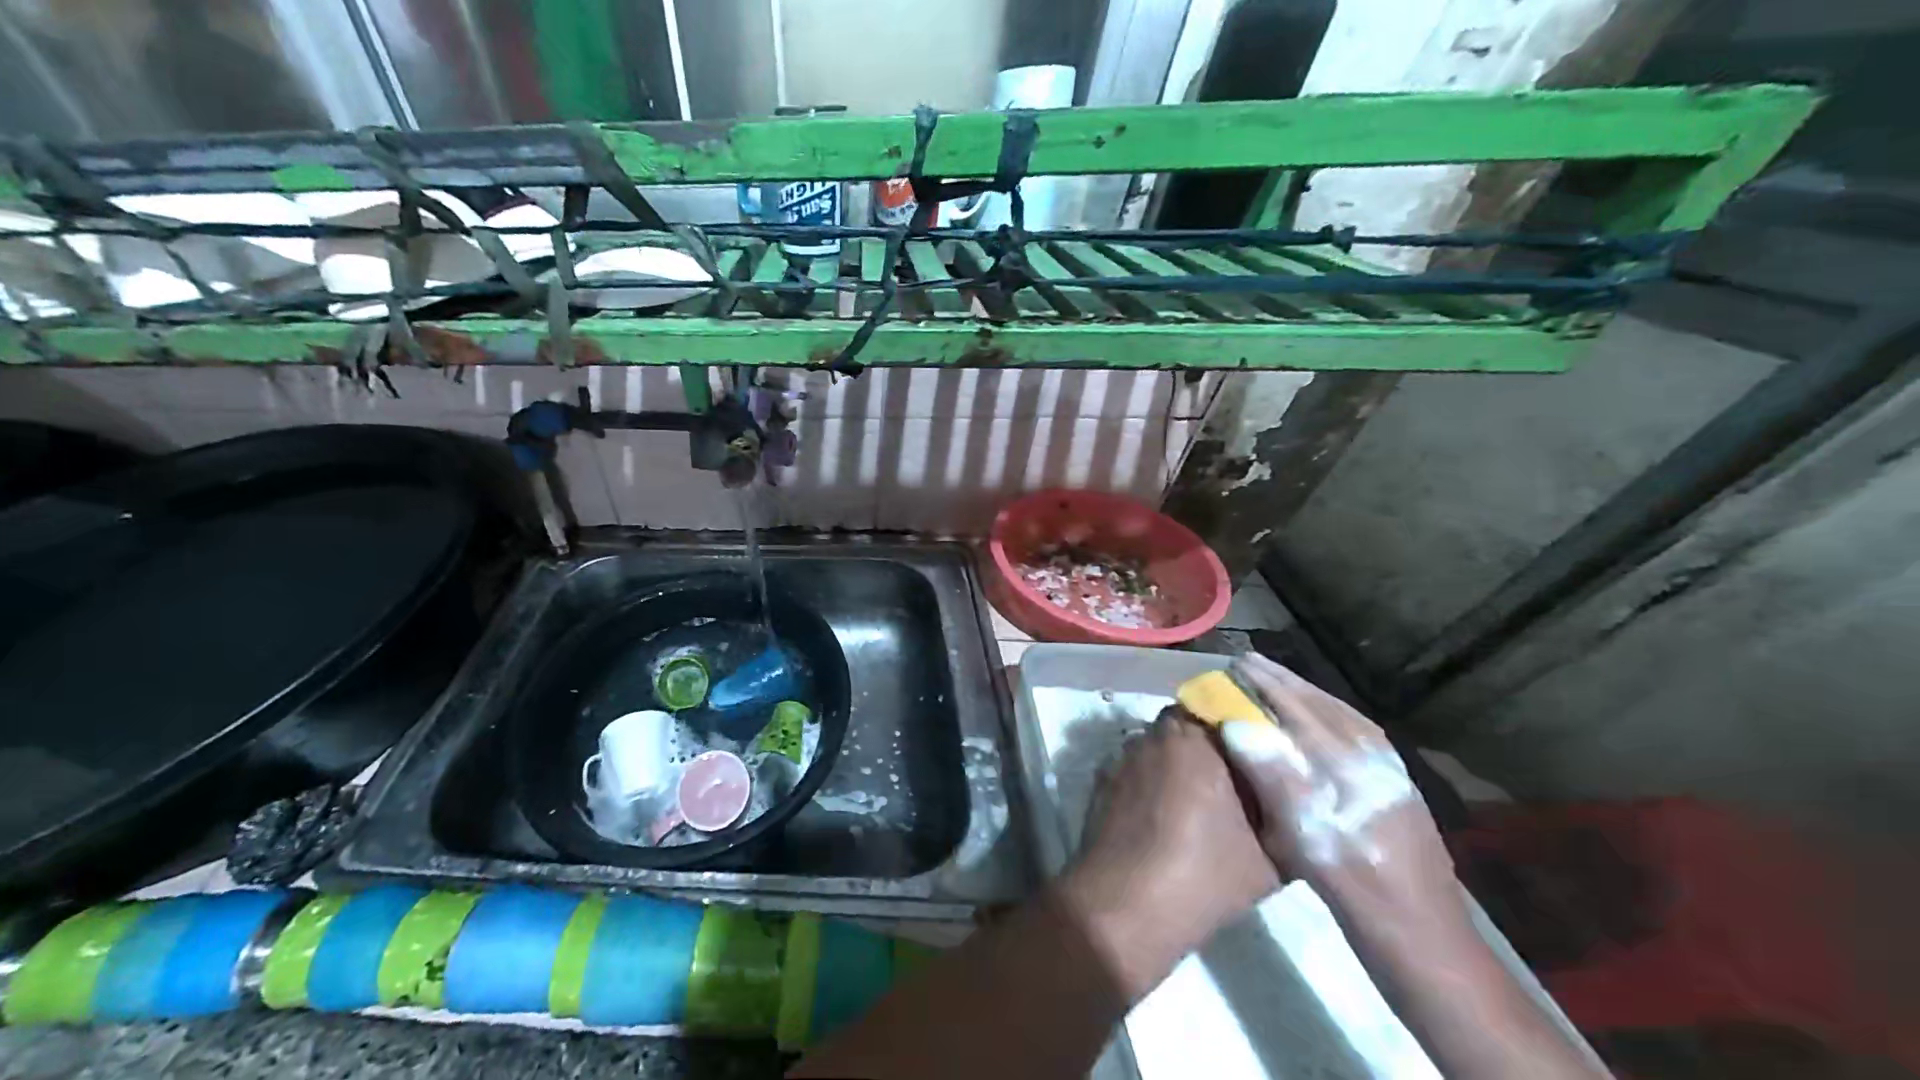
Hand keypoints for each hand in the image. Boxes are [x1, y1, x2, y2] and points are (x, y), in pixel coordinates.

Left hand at [1058, 710, 1280, 998]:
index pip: (1225, 706)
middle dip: (1211, 743)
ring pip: (1159, 743)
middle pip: (1189, 723)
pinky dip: (1150, 779)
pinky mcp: (1101, 779)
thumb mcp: (1271, 856)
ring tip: (1197, 798)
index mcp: (1196, 738)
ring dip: (1177, 760)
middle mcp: (1154, 734)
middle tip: (1233, 778)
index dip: (1245, 726)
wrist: (1126, 905)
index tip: (1261, 751)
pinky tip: (1163, 813)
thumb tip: (1296, 800)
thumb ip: (1288, 817)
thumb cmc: (1204, 873)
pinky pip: (1135, 766)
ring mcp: (1122, 756)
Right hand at [1218, 653, 1466, 936]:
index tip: (1235, 664)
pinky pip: (1354, 733)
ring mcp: (1387, 771)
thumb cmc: (1358, 891)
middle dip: (1284, 682)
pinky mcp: (1394, 788)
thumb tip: (1236, 724)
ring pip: (1341, 717)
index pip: (1297, 709)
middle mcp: (1370, 756)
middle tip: (1249, 663)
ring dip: (1306, 694)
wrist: (1425, 939)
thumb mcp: (1309, 839)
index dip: (1264, 685)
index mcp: (1347, 764)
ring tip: (1278, 682)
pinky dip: (1329, 715)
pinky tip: (1320, 724)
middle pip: (1321, 706)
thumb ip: (1276, 778)